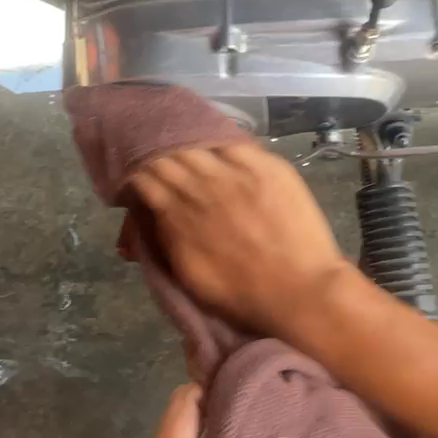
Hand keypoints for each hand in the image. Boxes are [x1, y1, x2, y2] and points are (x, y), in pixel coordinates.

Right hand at [128, 143, 357, 339]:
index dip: (138, 172)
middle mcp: (201, 185)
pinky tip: (218, 146)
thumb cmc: (241, 294)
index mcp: (177, 213)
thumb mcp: (188, 273)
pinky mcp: (267, 165)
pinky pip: (235, 143)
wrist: (298, 290)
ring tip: (185, 146)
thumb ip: (166, 237)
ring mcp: (236, 171)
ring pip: (198, 145)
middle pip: (168, 155)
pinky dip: (221, 145)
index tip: (138, 173)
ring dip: (186, 145)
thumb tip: (151, 214)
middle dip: (158, 154)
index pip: (145, 176)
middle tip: (158, 155)